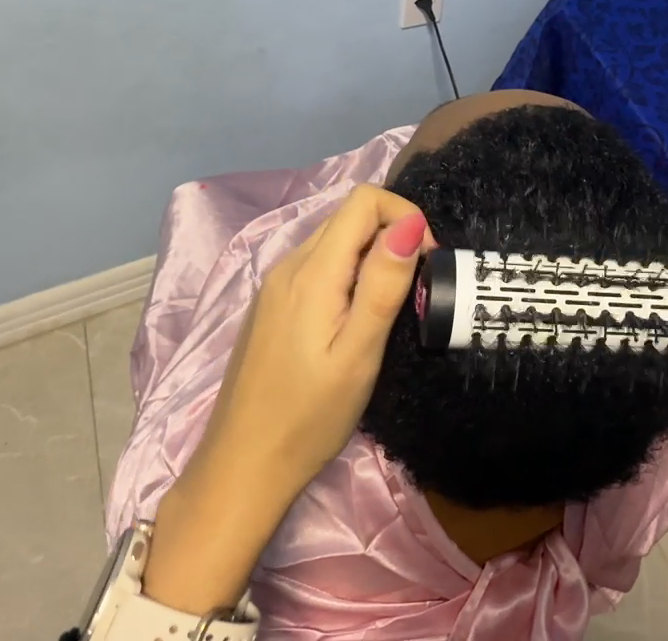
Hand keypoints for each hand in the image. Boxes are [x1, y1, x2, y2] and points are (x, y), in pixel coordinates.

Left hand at [200, 183, 432, 486]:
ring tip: (386, 312)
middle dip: (392, 237)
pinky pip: (317, 266)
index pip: (363, 200)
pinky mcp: (271, 305)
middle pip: (349, 217)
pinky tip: (353, 323)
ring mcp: (275, 285)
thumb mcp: (359, 354)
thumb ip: (383, 285)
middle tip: (413, 293)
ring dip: (372, 258)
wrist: (242, 466)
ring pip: (334, 241)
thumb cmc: (309, 417)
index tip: (425, 263)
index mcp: (312, 271)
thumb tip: (410, 223)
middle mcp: (289, 265)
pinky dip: (348, 276)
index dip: (404, 216)